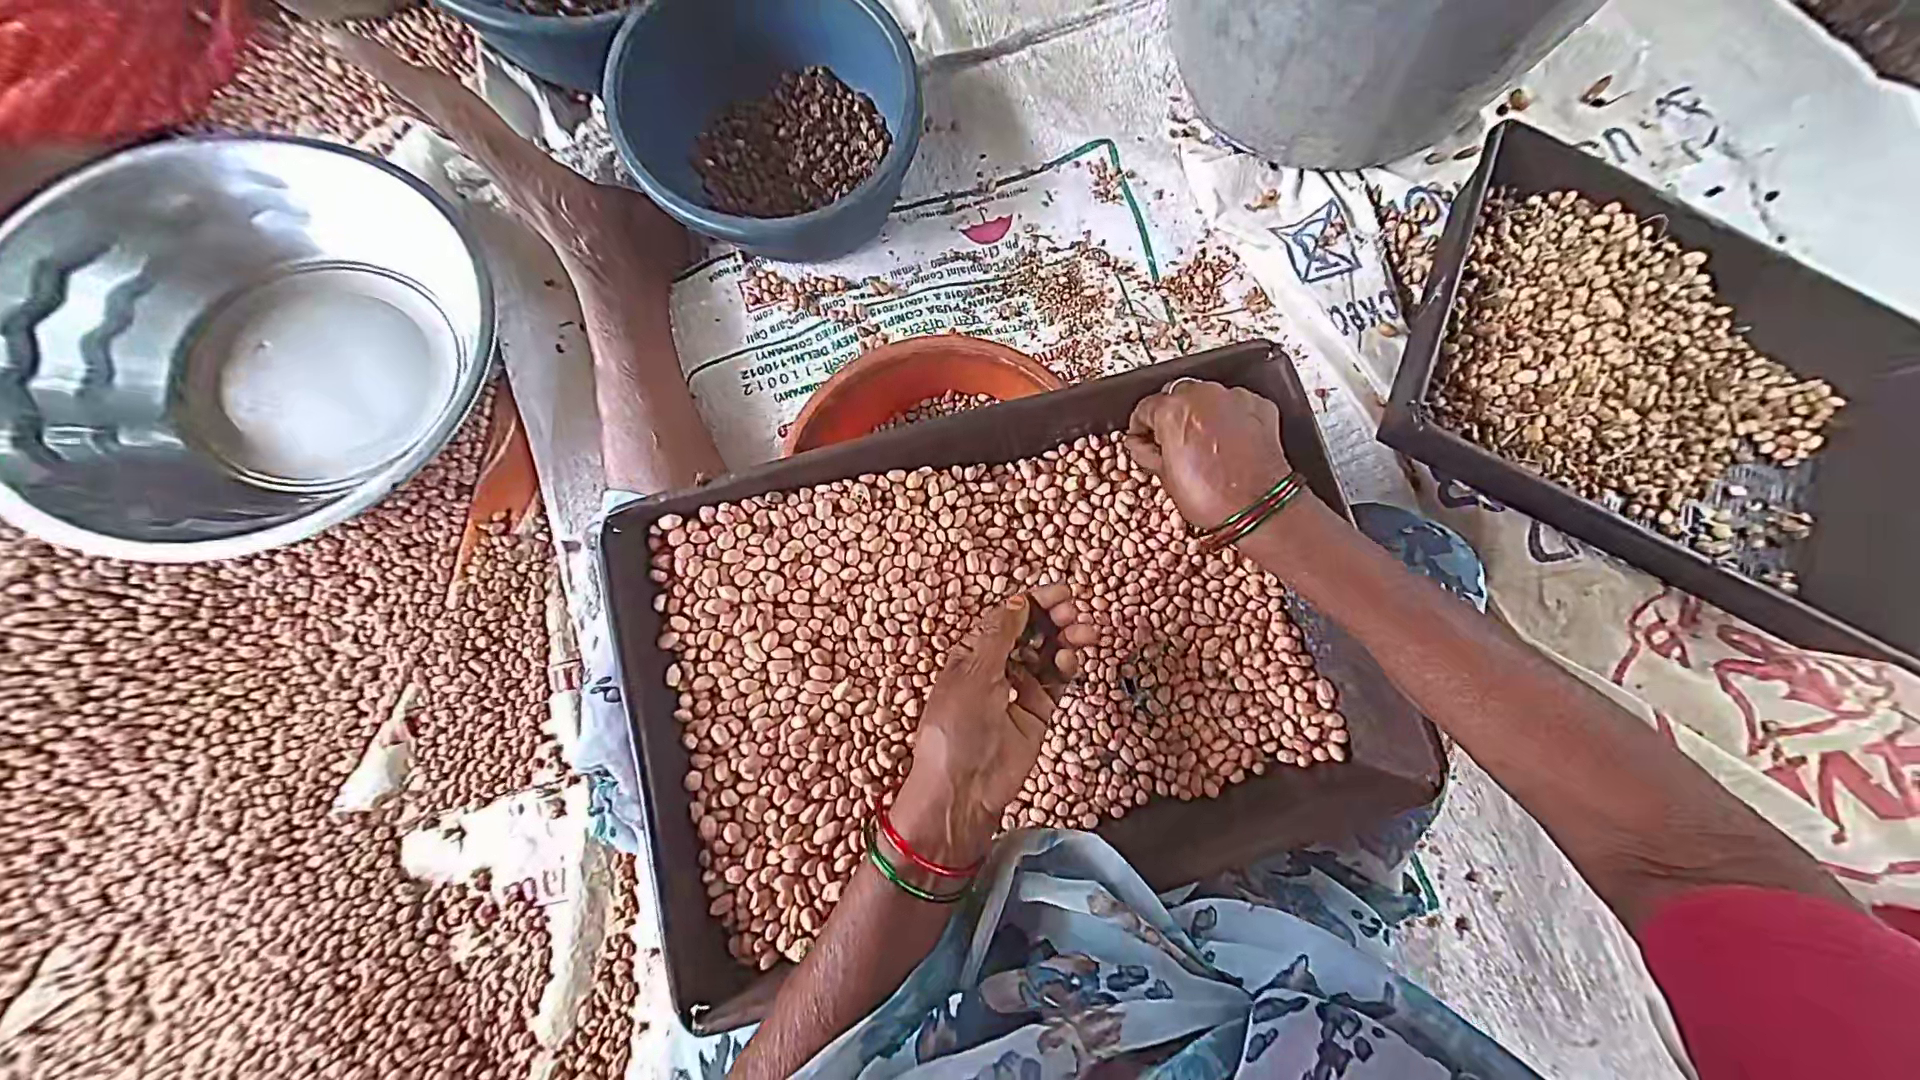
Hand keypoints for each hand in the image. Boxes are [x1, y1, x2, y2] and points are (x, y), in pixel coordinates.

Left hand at [324, 30, 690, 282]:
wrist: (627, 306)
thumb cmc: (631, 264)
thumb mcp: (647, 204)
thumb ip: (645, 164)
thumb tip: (653, 137)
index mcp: (528, 173)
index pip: (456, 113)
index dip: (404, 75)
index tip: (352, 41)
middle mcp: (512, 179)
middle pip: (445, 119)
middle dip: (404, 79)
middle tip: (360, 42)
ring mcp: (519, 192)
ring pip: (461, 135)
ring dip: (432, 101)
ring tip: (401, 70)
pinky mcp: (533, 204)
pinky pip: (484, 152)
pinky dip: (462, 125)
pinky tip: (464, 118)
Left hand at [893, 586, 1095, 863]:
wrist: (964, 788)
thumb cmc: (955, 728)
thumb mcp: (974, 672)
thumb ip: (999, 635)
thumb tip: (1018, 602)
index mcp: (974, 652)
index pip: (1008, 616)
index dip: (1033, 601)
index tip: (1060, 593)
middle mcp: (998, 666)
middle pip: (1032, 631)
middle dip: (1053, 617)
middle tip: (1071, 612)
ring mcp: (1019, 689)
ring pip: (1048, 653)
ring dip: (1065, 639)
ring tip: (1081, 633)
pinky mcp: (1038, 711)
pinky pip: (1056, 680)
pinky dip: (1065, 667)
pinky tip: (1068, 660)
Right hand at [1124, 379, 1296, 530]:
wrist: (1257, 508)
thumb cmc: (1213, 497)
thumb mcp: (1164, 477)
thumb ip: (1145, 452)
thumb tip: (1140, 445)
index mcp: (1172, 411)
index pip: (1144, 408)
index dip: (1140, 426)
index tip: (1142, 437)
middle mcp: (1202, 396)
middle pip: (1175, 395)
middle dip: (1170, 415)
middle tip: (1171, 442)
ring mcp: (1233, 399)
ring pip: (1205, 397)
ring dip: (1199, 414)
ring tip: (1201, 444)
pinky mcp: (1258, 406)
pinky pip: (1234, 405)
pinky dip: (1227, 418)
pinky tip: (1224, 442)